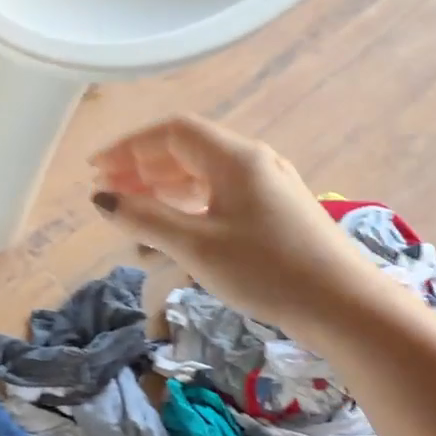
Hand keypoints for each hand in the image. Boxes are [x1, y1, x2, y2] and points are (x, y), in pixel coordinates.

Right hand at [88, 114, 398, 338]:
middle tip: (104, 191)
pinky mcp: (270, 211)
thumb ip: (145, 220)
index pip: (172, 133)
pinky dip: (183, 203)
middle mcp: (251, 162)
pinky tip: (166, 224)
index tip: (94, 169)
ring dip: (159, 186)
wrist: (340, 302)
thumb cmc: (265, 269)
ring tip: (126, 208)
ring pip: (200, 174)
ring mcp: (264, 186)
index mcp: (235, 159)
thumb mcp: (195, 245)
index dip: (128, 147)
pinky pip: (216, 195)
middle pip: (186, 150)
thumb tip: (101, 200)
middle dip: (140, 166)